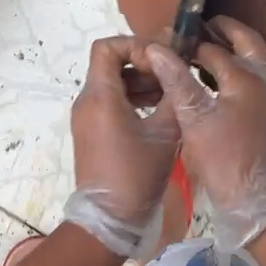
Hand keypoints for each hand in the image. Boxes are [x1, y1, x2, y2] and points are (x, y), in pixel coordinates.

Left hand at [65, 36, 181, 255]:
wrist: (108, 220)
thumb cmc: (136, 175)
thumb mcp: (164, 134)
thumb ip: (172, 97)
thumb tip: (179, 71)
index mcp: (99, 95)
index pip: (107, 47)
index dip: (134, 45)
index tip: (161, 60)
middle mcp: (87, 100)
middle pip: (110, 64)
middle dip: (143, 63)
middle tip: (173, 73)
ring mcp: (86, 116)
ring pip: (112, 83)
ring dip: (140, 82)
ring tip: (172, 92)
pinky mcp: (91, 131)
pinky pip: (110, 101)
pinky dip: (132, 98)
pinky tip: (159, 110)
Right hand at [147, 17, 265, 248]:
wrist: (262, 206)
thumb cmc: (225, 161)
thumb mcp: (194, 119)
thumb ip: (176, 80)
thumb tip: (156, 49)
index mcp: (247, 78)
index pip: (213, 49)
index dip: (188, 42)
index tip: (166, 41)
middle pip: (247, 42)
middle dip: (223, 31)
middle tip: (196, 29)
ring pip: (252, 62)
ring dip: (229, 52)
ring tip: (197, 56)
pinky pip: (254, 81)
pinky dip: (234, 72)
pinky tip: (212, 86)